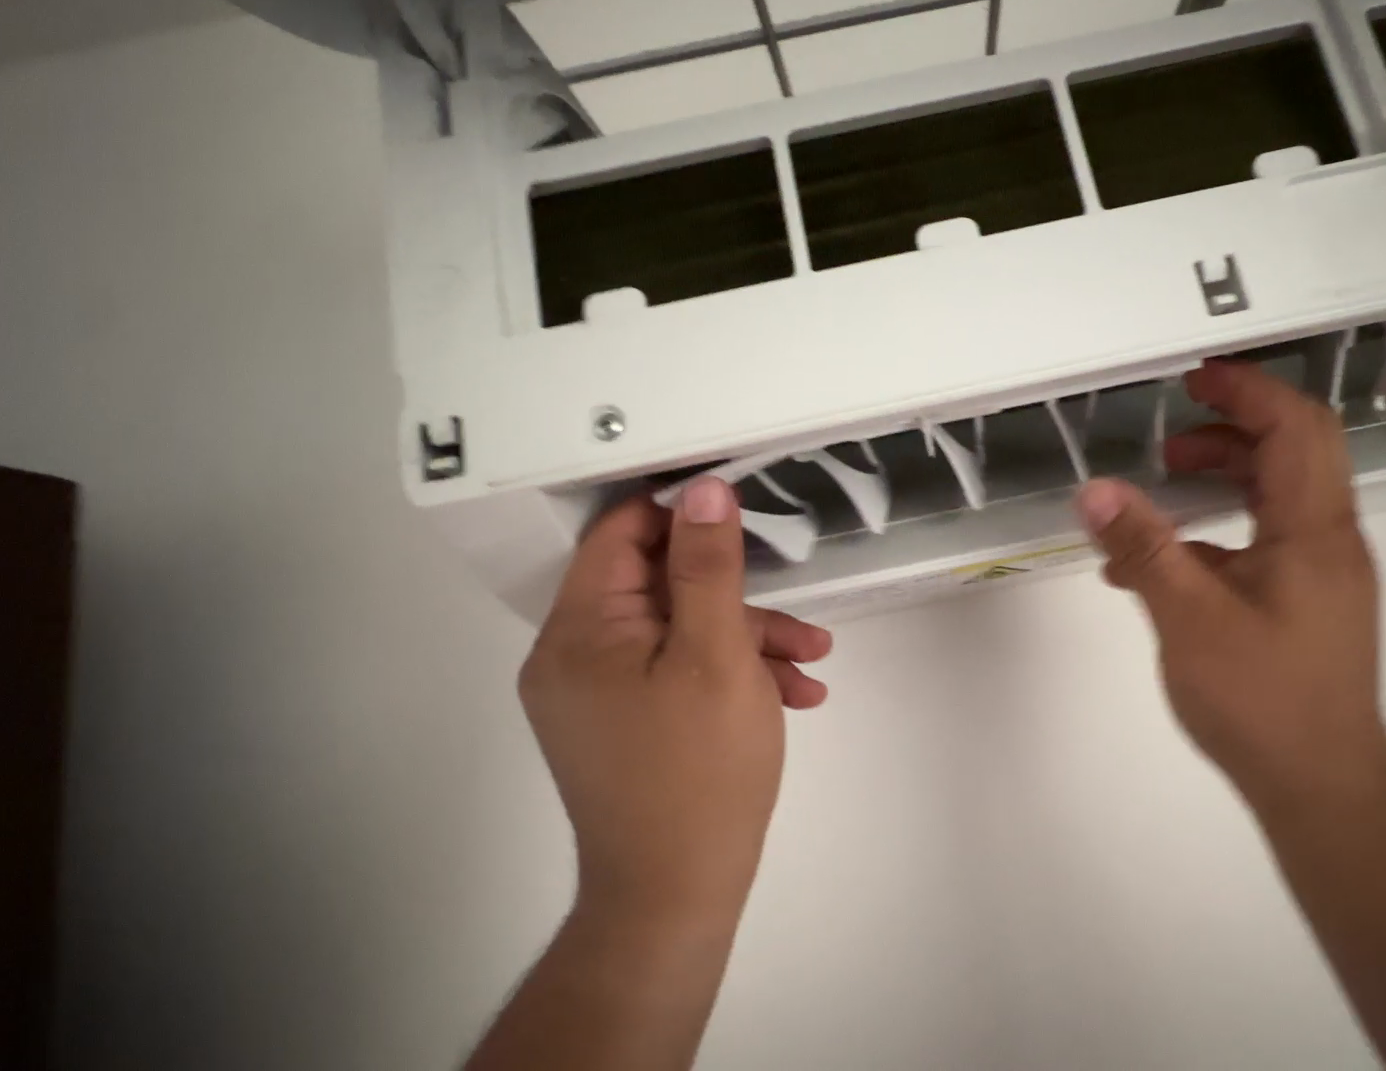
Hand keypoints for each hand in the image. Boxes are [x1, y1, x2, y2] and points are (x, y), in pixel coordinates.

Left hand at [517, 479, 832, 926]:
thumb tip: (703, 487)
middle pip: (660, 588)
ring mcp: (597, 695)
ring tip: (812, 668)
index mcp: (579, 631)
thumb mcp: (715, 656)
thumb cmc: (699, 771)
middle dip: (738, 600)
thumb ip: (709, 566)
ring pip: (678, 634)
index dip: (683, 515)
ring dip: (748, 641)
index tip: (745, 517)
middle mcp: (573, 656)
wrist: (675, 898)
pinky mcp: (622, 724)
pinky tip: (792, 697)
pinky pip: (674, 675)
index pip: (622, 534)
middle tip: (800, 622)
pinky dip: (730, 677)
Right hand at [1077, 362, 1385, 815]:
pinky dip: (1221, 530)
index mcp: (1314, 531)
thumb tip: (1094, 490)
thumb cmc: (1262, 700)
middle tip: (1171, 436)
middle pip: (1295, 454)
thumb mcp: (1188, 619)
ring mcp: (1324, 576)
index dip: (1248, 392)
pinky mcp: (1309, 606)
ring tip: (1164, 483)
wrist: (1323, 787)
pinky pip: (1268, 542)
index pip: (1296, 427)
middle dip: (1233, 430)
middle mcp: (1330, 542)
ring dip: (1226, 477)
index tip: (1194, 380)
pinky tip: (1168, 564)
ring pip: (1280, 498)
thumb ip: (1142, 549)